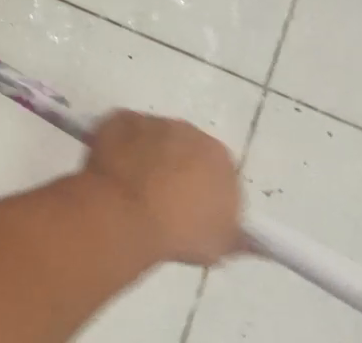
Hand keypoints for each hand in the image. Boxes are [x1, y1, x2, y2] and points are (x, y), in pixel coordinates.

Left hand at [77, 110, 242, 265]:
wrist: (125, 213)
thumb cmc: (178, 231)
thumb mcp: (221, 244)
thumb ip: (235, 233)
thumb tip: (248, 238)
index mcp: (219, 157)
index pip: (216, 169)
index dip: (203, 188)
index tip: (190, 207)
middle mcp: (187, 130)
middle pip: (183, 148)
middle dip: (174, 166)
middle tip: (160, 195)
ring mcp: (150, 121)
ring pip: (151, 137)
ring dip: (145, 153)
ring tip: (132, 184)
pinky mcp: (118, 118)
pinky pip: (122, 130)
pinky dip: (119, 144)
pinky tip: (113, 167)